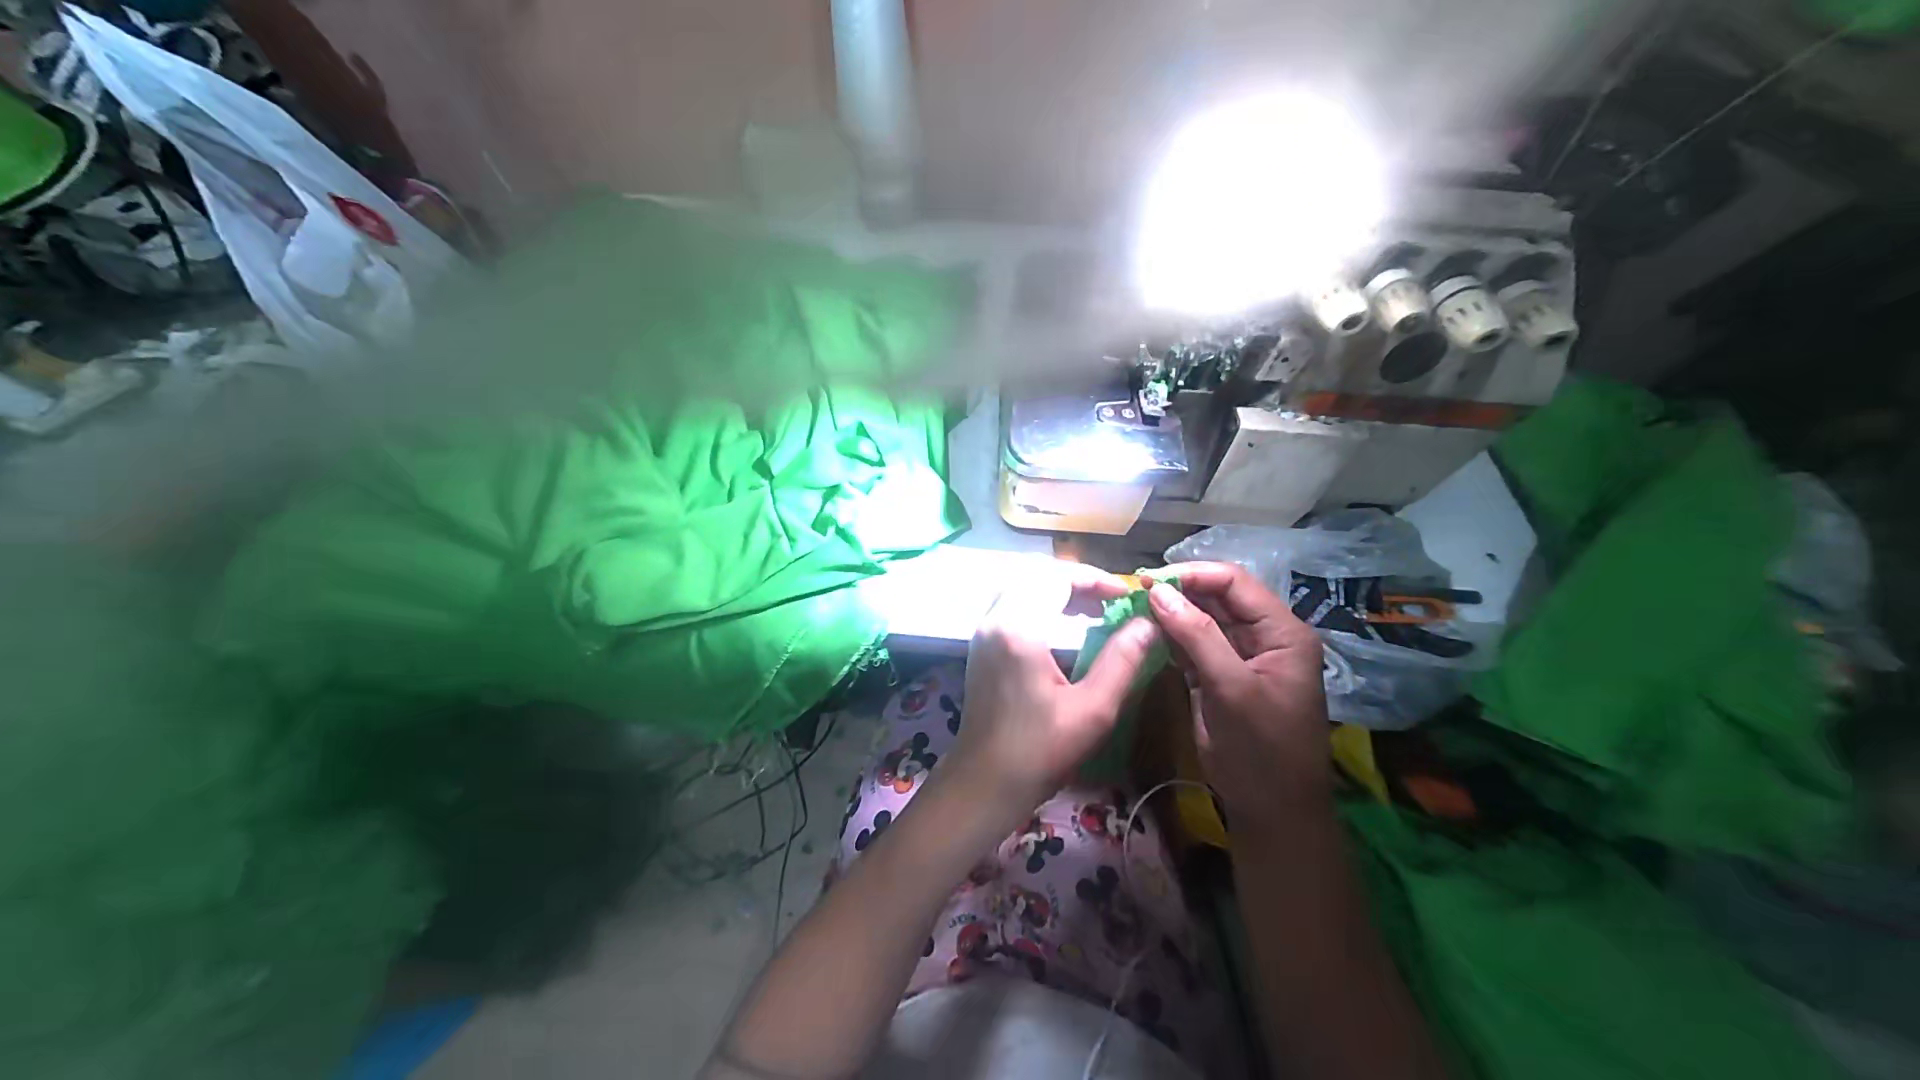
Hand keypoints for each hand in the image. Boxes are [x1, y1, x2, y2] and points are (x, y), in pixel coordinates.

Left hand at [945, 563, 1159, 815]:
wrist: (984, 783)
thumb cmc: (1040, 750)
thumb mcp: (1093, 709)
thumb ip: (1123, 660)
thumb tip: (1150, 623)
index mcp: (1019, 627)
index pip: (1058, 577)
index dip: (1096, 579)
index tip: (1126, 595)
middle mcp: (995, 620)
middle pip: (1036, 576)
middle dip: (1077, 581)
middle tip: (1111, 600)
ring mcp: (983, 633)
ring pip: (1021, 589)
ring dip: (1057, 592)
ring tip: (1094, 612)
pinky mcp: (981, 648)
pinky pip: (1012, 607)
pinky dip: (1040, 606)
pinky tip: (1066, 630)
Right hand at [1148, 562, 1330, 824]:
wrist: (1273, 811)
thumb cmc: (1262, 750)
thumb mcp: (1231, 689)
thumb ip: (1197, 636)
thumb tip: (1158, 591)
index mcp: (1282, 633)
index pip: (1235, 584)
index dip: (1192, 575)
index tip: (1148, 579)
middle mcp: (1265, 637)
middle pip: (1218, 598)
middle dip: (1178, 592)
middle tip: (1134, 591)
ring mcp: (1242, 657)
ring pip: (1203, 620)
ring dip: (1171, 614)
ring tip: (1134, 608)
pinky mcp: (1221, 676)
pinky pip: (1194, 646)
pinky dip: (1171, 638)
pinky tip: (1146, 633)